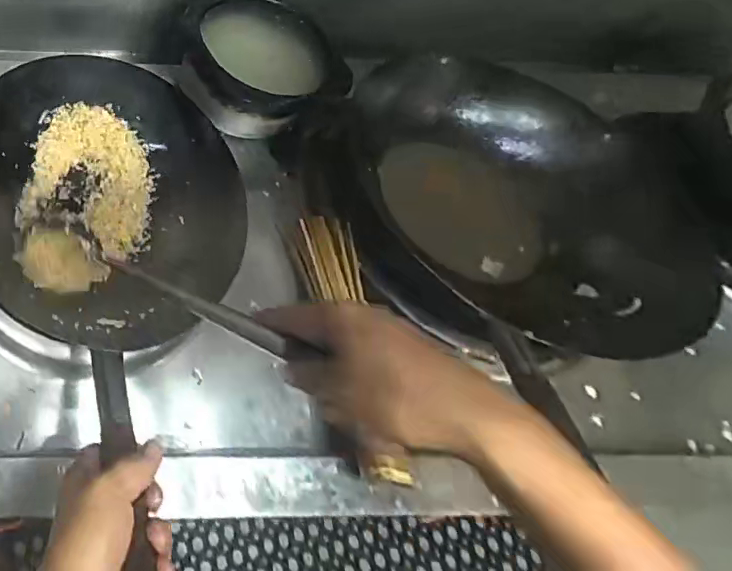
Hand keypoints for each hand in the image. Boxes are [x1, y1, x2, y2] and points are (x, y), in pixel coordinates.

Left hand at [40, 442, 172, 570]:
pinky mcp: (127, 566)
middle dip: (153, 503)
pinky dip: (161, 563)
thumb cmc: (90, 533)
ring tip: (156, 546)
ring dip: (160, 537)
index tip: (148, 465)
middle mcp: (98, 507)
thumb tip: (154, 445)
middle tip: (152, 508)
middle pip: (136, 494)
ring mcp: (113, 540)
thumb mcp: (110, 489)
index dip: (129, 456)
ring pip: (148, 529)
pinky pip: (153, 559)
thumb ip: (134, 466)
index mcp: (85, 480)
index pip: (107, 455)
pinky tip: (160, 566)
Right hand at [259, 302, 525, 460]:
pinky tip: (362, 394)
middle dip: (304, 346)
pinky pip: (369, 352)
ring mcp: (390, 328)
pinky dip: (357, 367)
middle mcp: (362, 313)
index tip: (250, 326)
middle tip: (290, 368)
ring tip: (327, 388)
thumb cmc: (402, 402)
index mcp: (340, 316)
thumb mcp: (345, 397)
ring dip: (333, 360)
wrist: (481, 419)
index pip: (292, 314)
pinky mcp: (413, 348)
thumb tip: (291, 367)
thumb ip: (311, 378)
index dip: (269, 323)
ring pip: (346, 341)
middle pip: (319, 325)